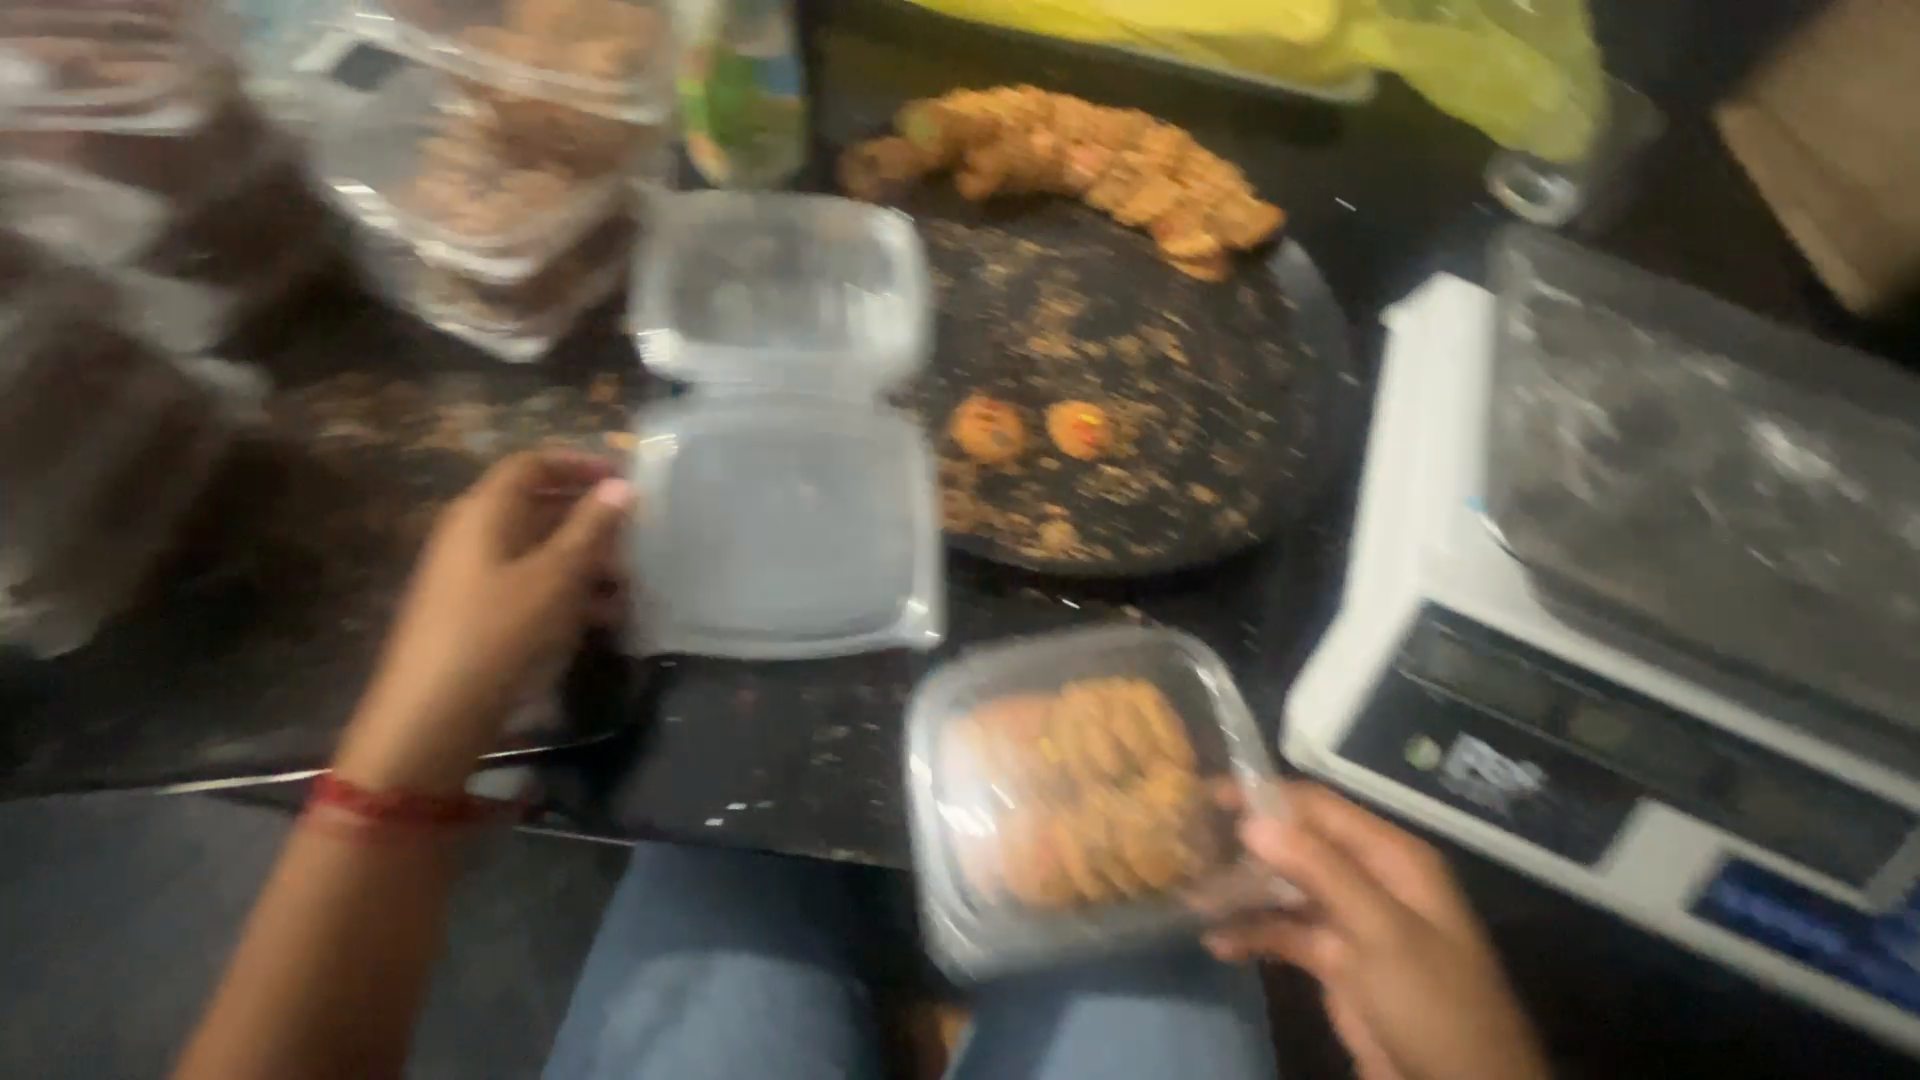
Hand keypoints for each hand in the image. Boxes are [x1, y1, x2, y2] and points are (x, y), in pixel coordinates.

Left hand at [332, 451, 632, 793]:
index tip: (623, 480)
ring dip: (586, 558)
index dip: (578, 463)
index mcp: (485, 512)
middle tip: (635, 533)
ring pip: (538, 548)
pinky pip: (530, 582)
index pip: (531, 464)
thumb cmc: (501, 630)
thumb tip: (622, 487)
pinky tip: (603, 615)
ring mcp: (472, 575)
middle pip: (536, 505)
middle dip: (589, 516)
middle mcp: (473, 534)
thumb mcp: (557, 575)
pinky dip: (567, 588)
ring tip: (629, 581)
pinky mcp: (477, 611)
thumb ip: (592, 527)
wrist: (434, 713)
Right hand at [1205, 782, 1549, 1079]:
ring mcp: (1349, 919)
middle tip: (1191, 844)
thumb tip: (1250, 820)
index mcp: (1389, 857)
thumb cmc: (1435, 1003)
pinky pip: (1284, 932)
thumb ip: (1318, 870)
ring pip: (1284, 888)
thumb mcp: (1381, 931)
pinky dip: (1252, 933)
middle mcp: (1368, 878)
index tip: (1208, 796)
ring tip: (1192, 893)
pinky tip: (1216, 942)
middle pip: (1295, 845)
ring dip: (1241, 891)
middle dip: (1245, 845)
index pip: (1317, 807)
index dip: (1263, 796)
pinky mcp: (1333, 960)